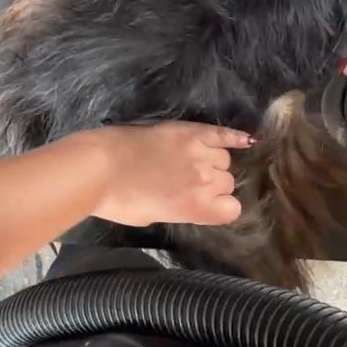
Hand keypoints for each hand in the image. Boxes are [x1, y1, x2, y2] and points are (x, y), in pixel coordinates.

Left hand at [61, 122, 251, 226]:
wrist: (100, 167)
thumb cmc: (119, 200)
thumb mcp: (153, 216)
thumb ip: (179, 209)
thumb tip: (186, 198)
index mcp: (196, 208)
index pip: (231, 209)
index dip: (220, 206)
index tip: (207, 203)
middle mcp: (204, 180)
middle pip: (227, 181)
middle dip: (213, 183)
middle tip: (189, 181)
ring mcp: (198, 152)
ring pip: (224, 157)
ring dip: (213, 161)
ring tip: (193, 161)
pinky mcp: (189, 131)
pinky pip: (222, 133)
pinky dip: (235, 136)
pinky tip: (246, 139)